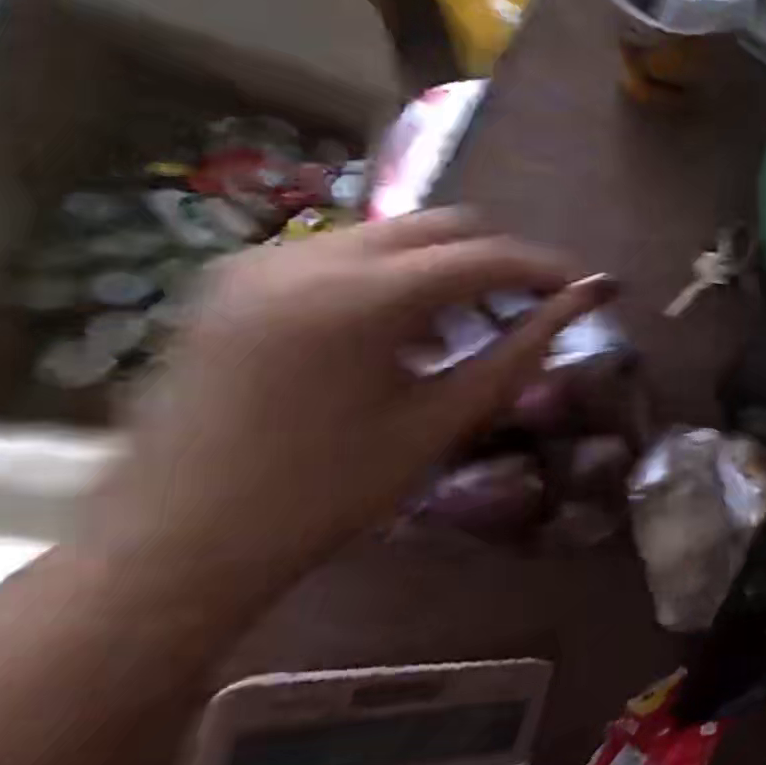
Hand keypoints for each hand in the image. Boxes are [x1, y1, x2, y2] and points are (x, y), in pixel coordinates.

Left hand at [89, 209, 616, 564]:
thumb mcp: (441, 422)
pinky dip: (393, 277)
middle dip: (498, 258)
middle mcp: (310, 256)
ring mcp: (264, 261)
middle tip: (532, 306)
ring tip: (468, 324)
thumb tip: (579, 305)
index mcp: (363, 297)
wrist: (182, 537)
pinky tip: (402, 332)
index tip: (584, 287)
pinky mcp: (236, 280)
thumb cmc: (329, 491)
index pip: (483, 255)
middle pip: (438, 226)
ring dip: (446, 266)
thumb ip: (518, 355)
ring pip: (391, 235)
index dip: (544, 267)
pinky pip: (342, 255)